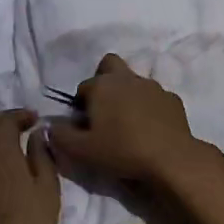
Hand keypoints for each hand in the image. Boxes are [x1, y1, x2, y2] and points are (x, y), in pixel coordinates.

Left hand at [0, 109, 59, 223]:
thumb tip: (36, 134)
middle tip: (22, 123)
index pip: (5, 121)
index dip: (20, 114)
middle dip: (3, 117)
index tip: (35, 119)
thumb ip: (41, 155)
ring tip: (9, 136)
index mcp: (5, 154)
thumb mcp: (48, 186)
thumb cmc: (34, 219)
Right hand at [48, 54, 206, 184]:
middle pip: (109, 65)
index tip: (85, 126)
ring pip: (134, 82)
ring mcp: (153, 86)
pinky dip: (149, 107)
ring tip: (128, 124)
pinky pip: (155, 97)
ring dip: (127, 95)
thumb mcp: (81, 151)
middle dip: (104, 80)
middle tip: (104, 109)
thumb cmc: (121, 151)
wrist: (170, 158)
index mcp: (101, 86)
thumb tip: (51, 127)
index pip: (83, 87)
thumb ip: (60, 136)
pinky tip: (150, 128)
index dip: (80, 105)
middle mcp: (126, 78)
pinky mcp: (172, 99)